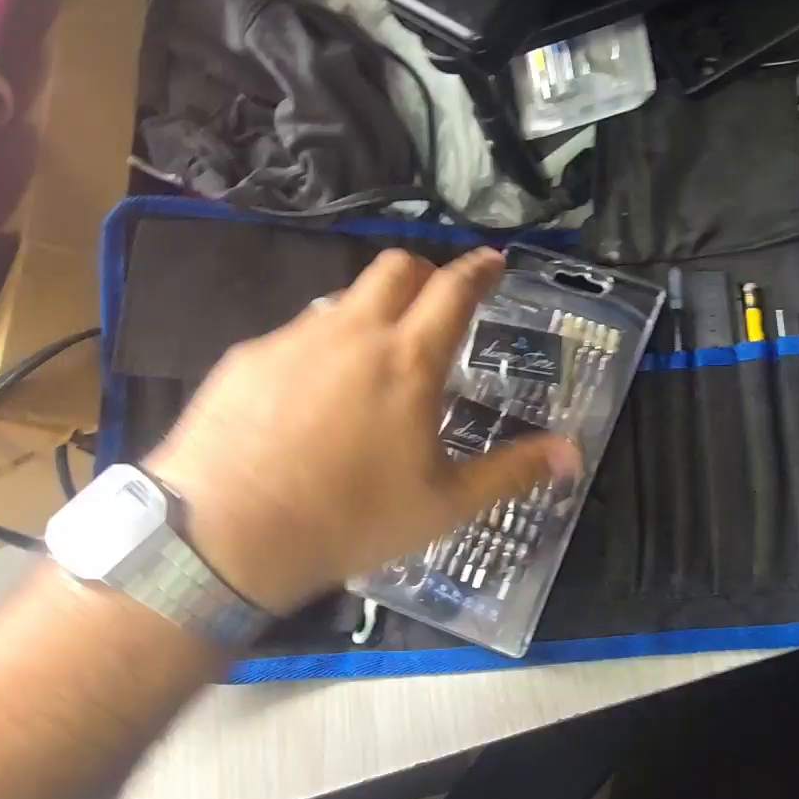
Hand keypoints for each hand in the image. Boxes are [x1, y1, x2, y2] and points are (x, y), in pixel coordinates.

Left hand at [143, 248, 581, 615]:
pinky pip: (296, 335)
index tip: (494, 261)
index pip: (454, 290)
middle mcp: (353, 333)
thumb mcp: (445, 504)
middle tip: (437, 305)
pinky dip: (320, 349)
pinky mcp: (247, 359)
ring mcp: (293, 340)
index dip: (480, 270)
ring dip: (371, 313)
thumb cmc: (350, 519)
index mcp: (409, 361)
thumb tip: (573, 454)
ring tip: (373, 364)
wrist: (224, 538)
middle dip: (425, 273)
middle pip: (395, 268)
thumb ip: (513, 471)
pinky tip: (311, 399)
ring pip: (343, 299)